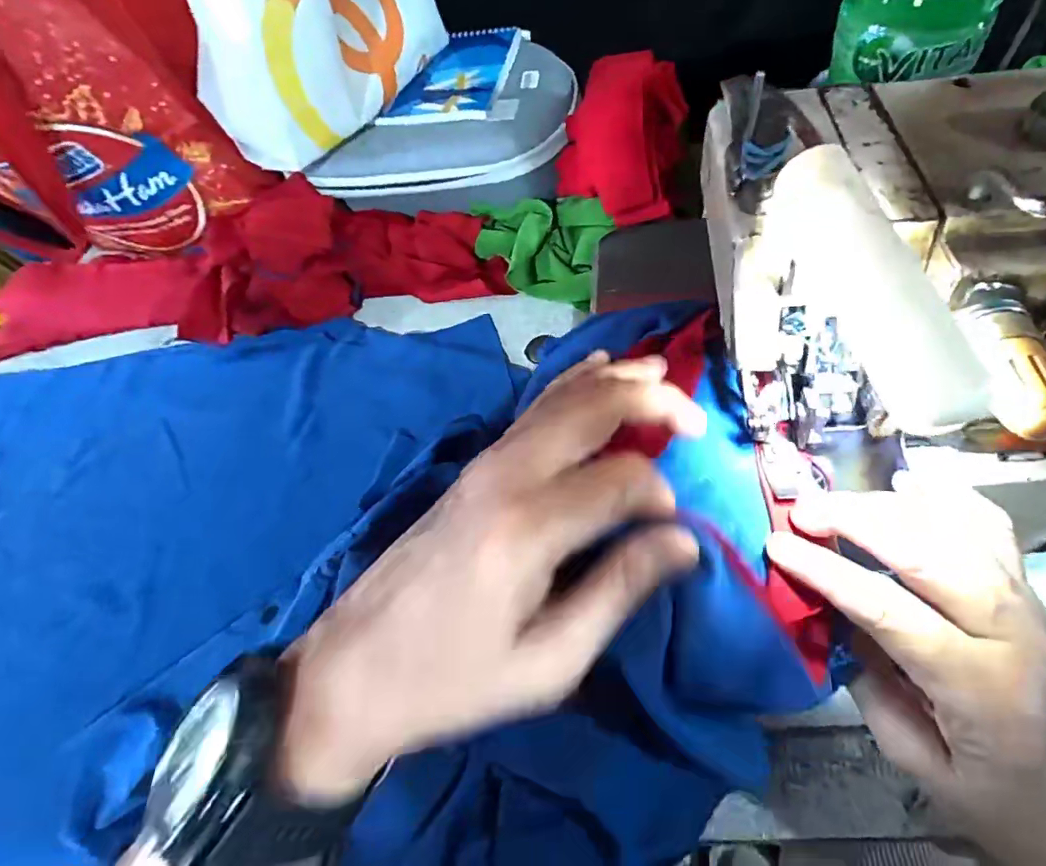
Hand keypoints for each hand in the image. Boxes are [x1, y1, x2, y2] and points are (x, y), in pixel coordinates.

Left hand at [272, 352, 706, 804]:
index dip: (661, 494)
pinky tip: (604, 366)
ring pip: (566, 395)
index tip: (675, 529)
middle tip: (697, 420)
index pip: (620, 479)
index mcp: (526, 529)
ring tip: (666, 373)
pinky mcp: (479, 463)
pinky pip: (539, 404)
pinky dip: (578, 380)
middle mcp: (508, 476)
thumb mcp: (548, 662)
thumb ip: (619, 590)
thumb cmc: (453, 680)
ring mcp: (488, 461)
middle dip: (654, 401)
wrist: (349, 672)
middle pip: (594, 409)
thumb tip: (685, 540)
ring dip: (620, 379)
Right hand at [765, 478, 1045, 865]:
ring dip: (891, 505)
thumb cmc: (992, 795)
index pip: (892, 612)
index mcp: (979, 689)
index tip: (781, 545)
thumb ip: (872, 686)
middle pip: (928, 552)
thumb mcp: (918, 763)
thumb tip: (835, 612)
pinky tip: (909, 483)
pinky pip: (989, 523)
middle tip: (804, 509)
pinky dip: (948, 495)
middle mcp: (1009, 630)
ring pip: (956, 527)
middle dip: (859, 521)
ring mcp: (1024, 599)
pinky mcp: (1027, 585)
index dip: (830, 573)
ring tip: (841, 499)